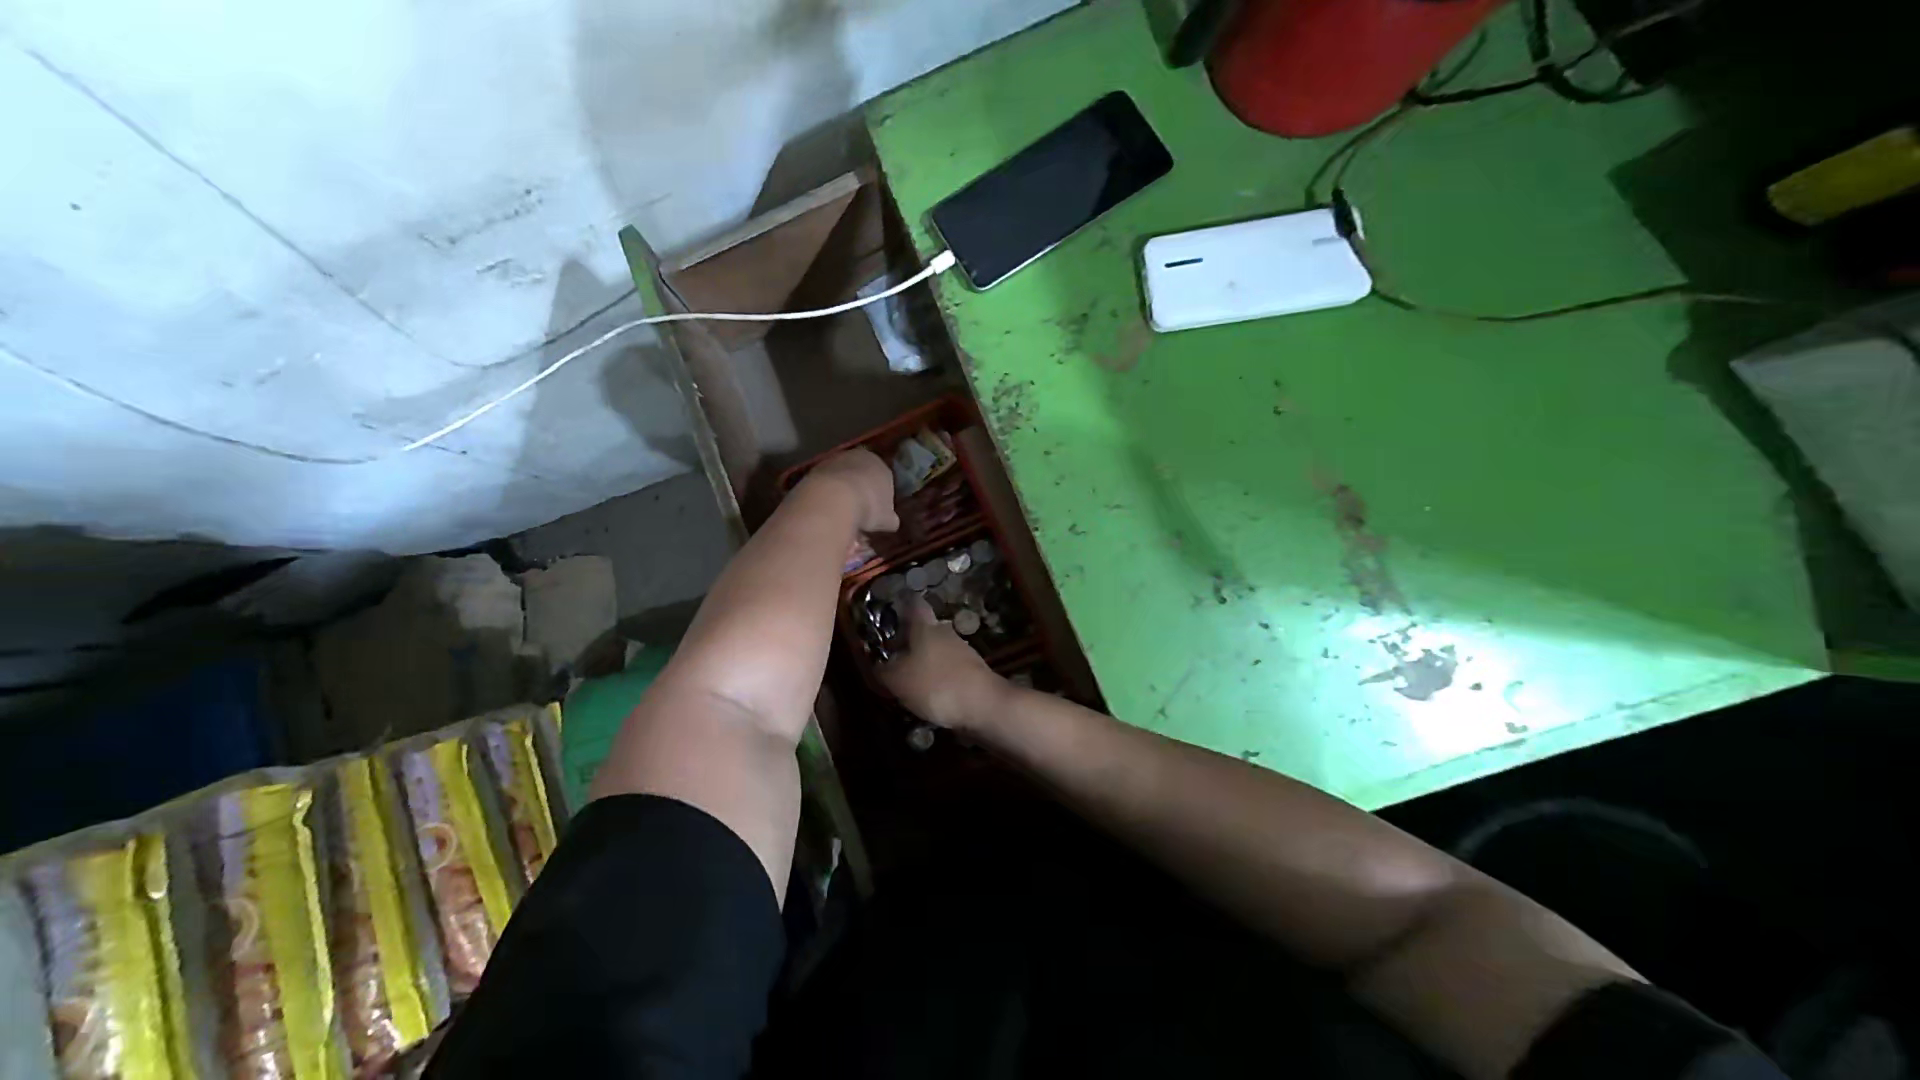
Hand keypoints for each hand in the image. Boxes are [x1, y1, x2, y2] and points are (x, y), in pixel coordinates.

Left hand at [803, 448, 898, 534]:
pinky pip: (824, 484)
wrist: (832, 500)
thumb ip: (890, 518)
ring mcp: (833, 460)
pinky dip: (826, 496)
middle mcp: (857, 456)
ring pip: (841, 478)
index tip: (877, 513)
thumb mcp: (887, 519)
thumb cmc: (868, 508)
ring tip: (840, 515)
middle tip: (859, 514)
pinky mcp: (813, 469)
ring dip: (841, 493)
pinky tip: (826, 511)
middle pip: (861, 475)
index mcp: (880, 464)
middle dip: (860, 492)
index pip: (884, 478)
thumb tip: (891, 521)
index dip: (881, 497)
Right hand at [878, 598, 1009, 730]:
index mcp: (924, 626)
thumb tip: (877, 664)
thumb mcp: (897, 681)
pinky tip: (931, 694)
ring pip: (937, 648)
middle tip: (893, 659)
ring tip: (909, 681)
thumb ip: (882, 670)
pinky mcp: (974, 669)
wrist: (984, 705)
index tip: (890, 616)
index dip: (901, 606)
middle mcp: (945, 631)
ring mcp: (963, 649)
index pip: (913, 604)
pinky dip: (938, 675)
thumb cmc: (935, 685)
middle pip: (924, 628)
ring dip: (924, 660)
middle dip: (909, 641)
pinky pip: (949, 666)